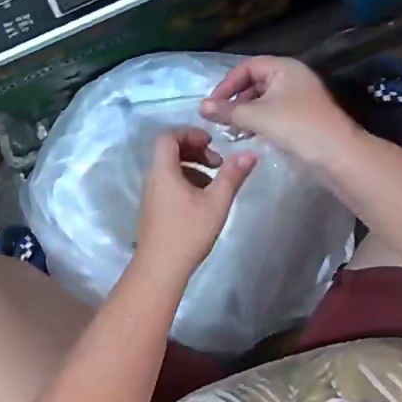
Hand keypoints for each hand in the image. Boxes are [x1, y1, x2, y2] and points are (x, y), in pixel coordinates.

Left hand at [133, 127, 256, 283]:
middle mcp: (153, 178)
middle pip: (169, 150)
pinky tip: (204, 199)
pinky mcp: (154, 208)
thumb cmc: (188, 233)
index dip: (190, 133)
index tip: (212, 142)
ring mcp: (151, 194)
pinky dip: (187, 181)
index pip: (168, 136)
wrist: (160, 269)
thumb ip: (232, 176)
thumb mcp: (216, 203)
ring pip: (170, 168)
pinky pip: (169, 182)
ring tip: (215, 182)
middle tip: (217, 162)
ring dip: (193, 166)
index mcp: (163, 171)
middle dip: (195, 149)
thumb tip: (250, 153)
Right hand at [199, 56, 360, 163]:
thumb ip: (228, 111)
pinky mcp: (300, 117)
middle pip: (253, 82)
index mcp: (284, 68)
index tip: (211, 105)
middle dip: (235, 100)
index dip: (226, 84)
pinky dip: (257, 122)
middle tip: (219, 120)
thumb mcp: (259, 117)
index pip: (246, 67)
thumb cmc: (298, 128)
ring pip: (262, 100)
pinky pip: (272, 113)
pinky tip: (247, 136)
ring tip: (231, 131)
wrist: (338, 155)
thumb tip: (201, 107)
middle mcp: (291, 78)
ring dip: (244, 113)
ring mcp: (297, 98)